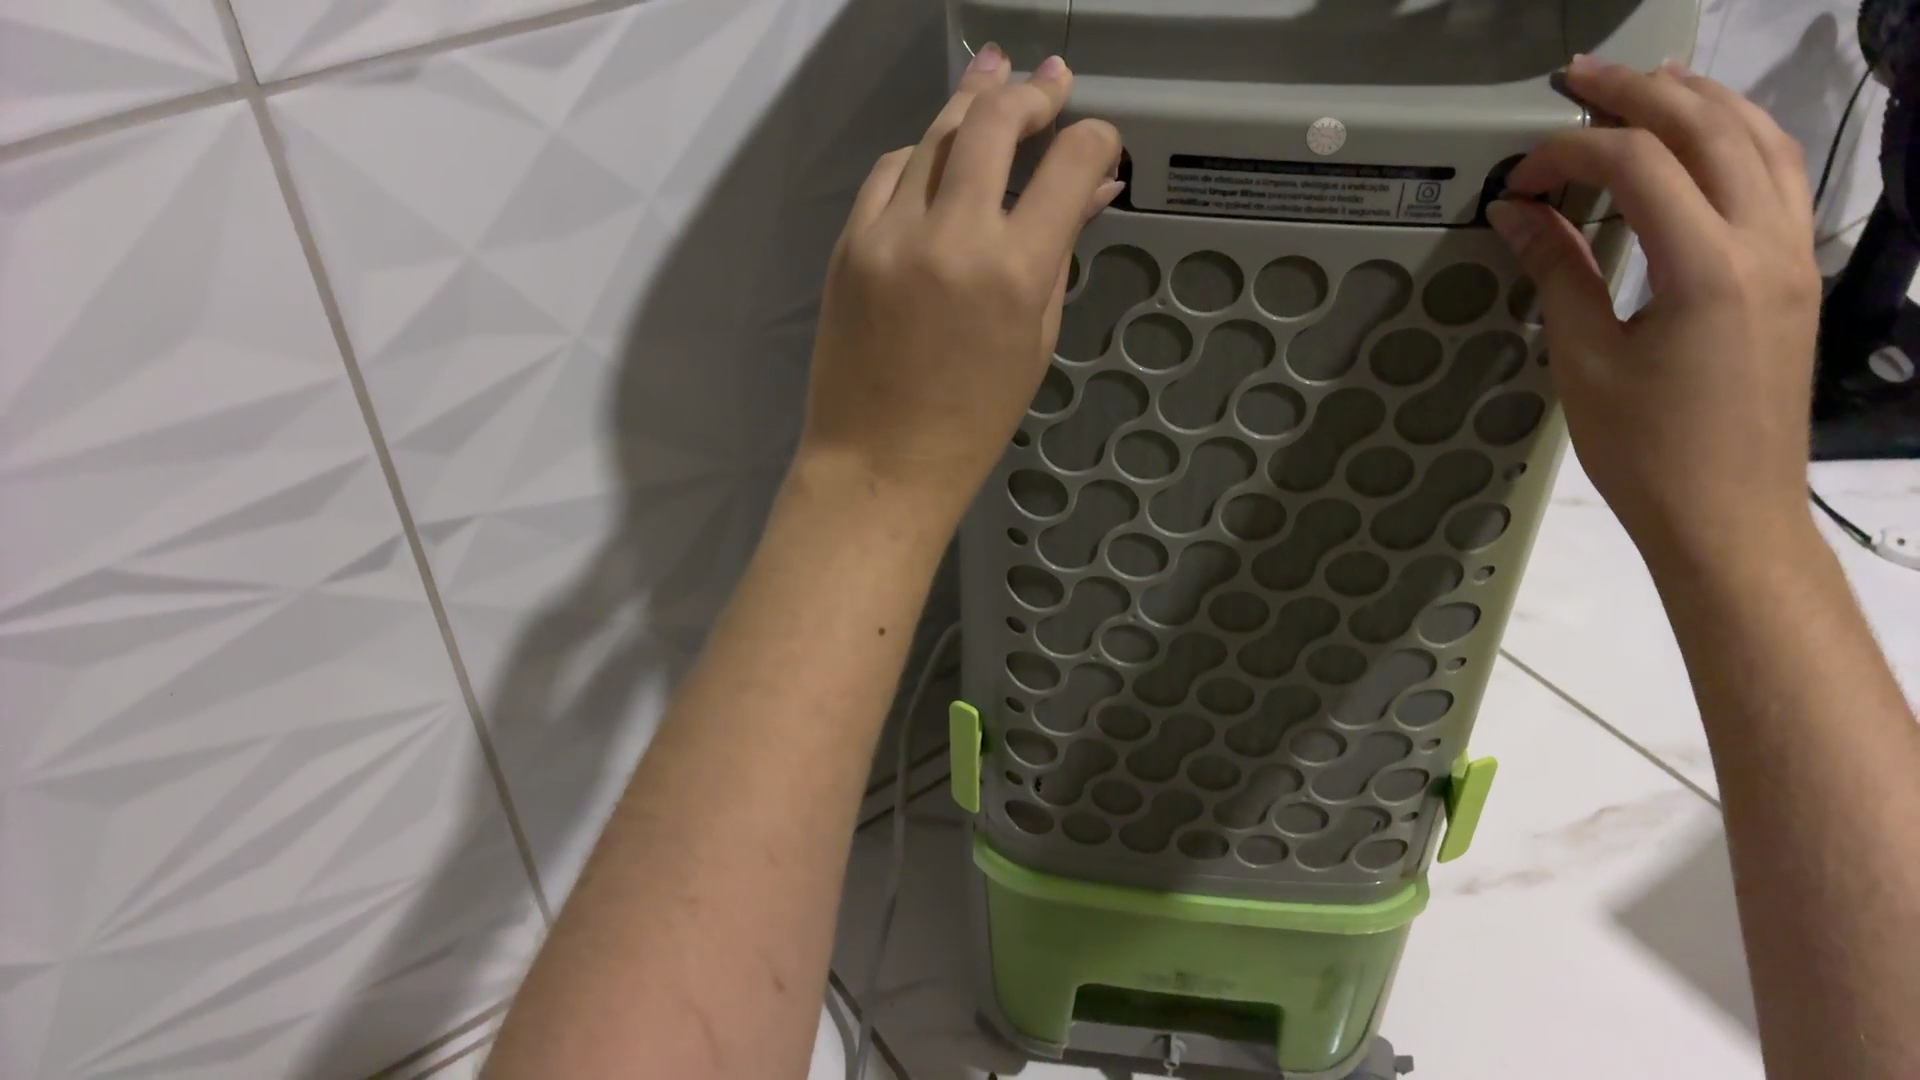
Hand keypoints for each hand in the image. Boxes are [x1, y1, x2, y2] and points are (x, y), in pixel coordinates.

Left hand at [796, 47, 1123, 528]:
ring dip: (973, 106)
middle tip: (1050, 84)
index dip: (1095, 141)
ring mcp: (890, 234)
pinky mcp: (849, 243)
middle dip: (1031, 94)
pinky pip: (889, 172)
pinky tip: (938, 156)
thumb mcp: (1035, 343)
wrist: (878, 463)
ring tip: (997, 81)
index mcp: (1015, 274)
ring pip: (935, 135)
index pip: (1070, 166)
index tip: (1097, 143)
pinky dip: (920, 155)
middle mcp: (952, 237)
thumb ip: (1059, 258)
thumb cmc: (972, 423)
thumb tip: (1090, 196)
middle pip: (995, 123)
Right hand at [1488, 56, 1822, 568]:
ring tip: (1640, 86)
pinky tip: (1699, 141)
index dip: (1571, 152)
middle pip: (1711, 128)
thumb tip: (1519, 213)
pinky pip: (1778, 177)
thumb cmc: (1643, 448)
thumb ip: (1558, 273)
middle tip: (1577, 79)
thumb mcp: (1584, 360)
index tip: (1519, 176)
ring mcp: (1796, 252)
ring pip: (1760, 139)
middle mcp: (1767, 240)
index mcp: (1706, 266)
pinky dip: (1735, 140)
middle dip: (1640, 92)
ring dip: (1698, 102)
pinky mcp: (1798, 271)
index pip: (1640, 164)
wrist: (1728, 511)